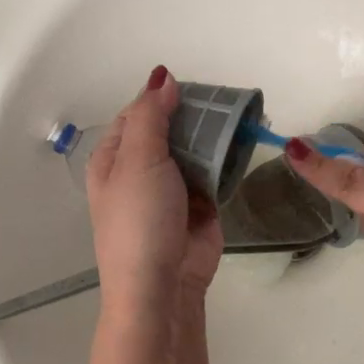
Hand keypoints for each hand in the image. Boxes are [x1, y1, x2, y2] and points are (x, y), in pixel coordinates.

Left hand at [86, 66, 223, 311]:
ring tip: (247, 114)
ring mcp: (174, 190)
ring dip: (217, 137)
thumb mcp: (137, 159)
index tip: (196, 86)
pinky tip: (249, 142)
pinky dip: (229, 162)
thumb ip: (150, 115)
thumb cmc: (139, 219)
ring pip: (197, 151)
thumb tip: (162, 76)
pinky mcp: (202, 208)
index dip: (163, 98)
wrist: (161, 287)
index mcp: (115, 159)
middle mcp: (142, 171)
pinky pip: (216, 175)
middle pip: (171, 130)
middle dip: (197, 116)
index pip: (138, 114)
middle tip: (231, 98)